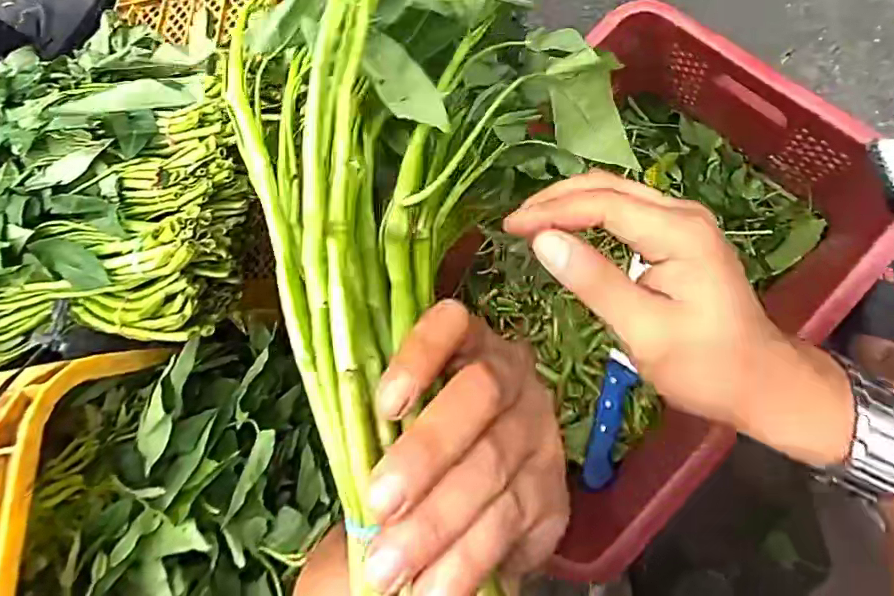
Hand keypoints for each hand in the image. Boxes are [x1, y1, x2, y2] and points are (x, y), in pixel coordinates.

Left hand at [359, 300, 567, 595]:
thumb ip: (385, 417)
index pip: (451, 324)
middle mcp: (511, 374)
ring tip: (388, 566)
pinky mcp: (551, 490)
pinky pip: (507, 523)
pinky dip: (464, 560)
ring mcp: (536, 430)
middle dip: (427, 449)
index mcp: (469, 341)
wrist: (485, 489)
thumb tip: (343, 431)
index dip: (421, 354)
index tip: (385, 403)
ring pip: (491, 466)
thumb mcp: (408, 415)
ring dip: (436, 521)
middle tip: (379, 501)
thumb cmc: (428, 435)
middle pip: (479, 394)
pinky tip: (432, 587)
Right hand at [502, 172, 851, 466]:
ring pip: (614, 190)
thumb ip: (594, 281)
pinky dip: (589, 211)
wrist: (766, 383)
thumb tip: (542, 240)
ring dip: (570, 201)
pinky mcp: (679, 230)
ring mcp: (683, 218)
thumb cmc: (707, 367)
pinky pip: (625, 206)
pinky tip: (567, 227)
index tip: (510, 227)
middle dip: (555, 199)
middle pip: (606, 185)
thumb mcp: (646, 333)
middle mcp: (681, 211)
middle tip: (514, 222)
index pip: (600, 204)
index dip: (551, 211)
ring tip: (531, 222)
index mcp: (678, 231)